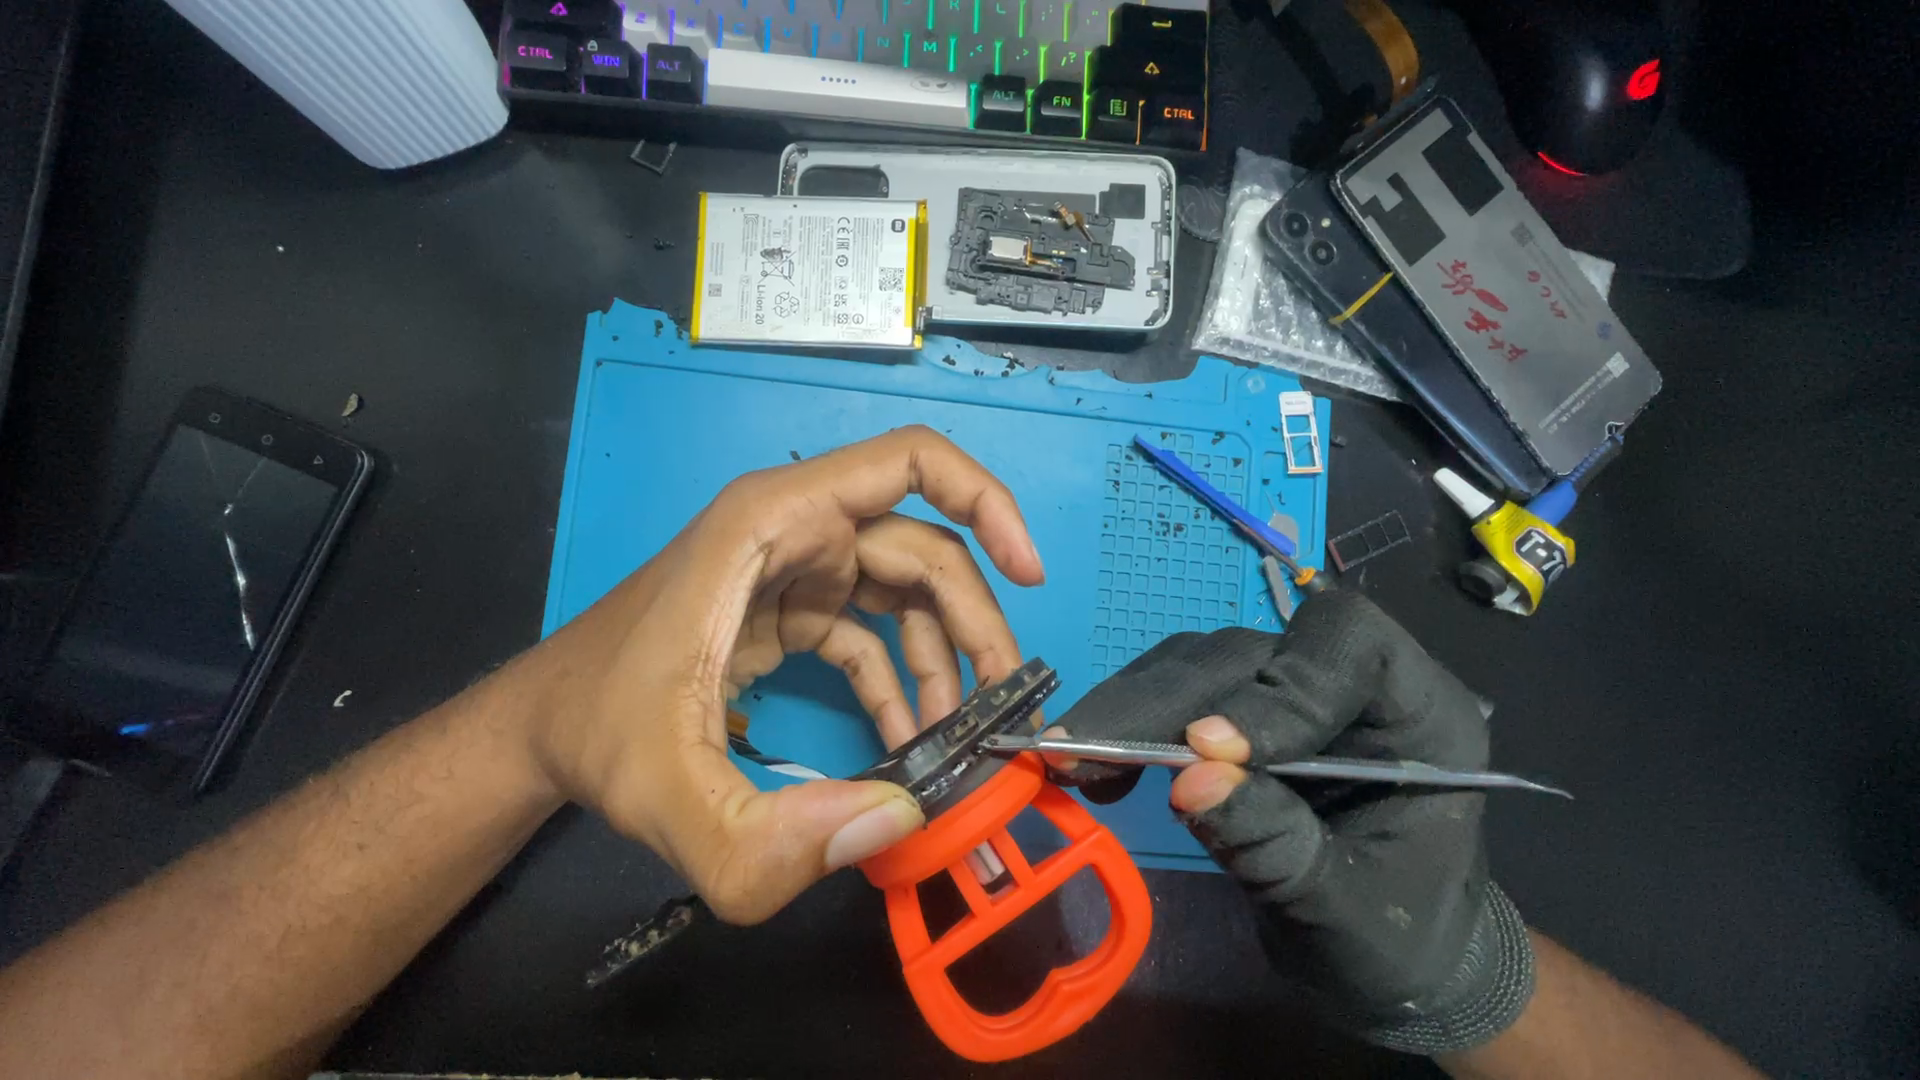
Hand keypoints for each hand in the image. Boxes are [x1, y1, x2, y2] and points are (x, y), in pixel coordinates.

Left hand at [514, 427, 1043, 922]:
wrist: (543, 730)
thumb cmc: (597, 729)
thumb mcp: (670, 795)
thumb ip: (769, 836)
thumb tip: (899, 821)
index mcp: (772, 522)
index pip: (906, 461)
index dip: (984, 499)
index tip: (1028, 572)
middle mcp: (795, 529)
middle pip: (926, 548)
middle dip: (974, 624)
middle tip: (1002, 704)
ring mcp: (797, 569)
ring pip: (909, 591)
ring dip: (944, 659)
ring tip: (958, 734)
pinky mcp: (794, 611)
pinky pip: (874, 633)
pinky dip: (903, 680)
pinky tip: (908, 738)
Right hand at [1048, 590, 1534, 1054]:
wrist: (1386, 953)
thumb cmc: (1398, 942)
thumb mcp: (1348, 914)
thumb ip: (1277, 846)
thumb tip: (1189, 781)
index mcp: (1416, 714)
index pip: (1346, 647)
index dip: (1277, 685)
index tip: (1208, 748)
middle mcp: (1344, 684)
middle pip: (1246, 652)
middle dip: (1164, 702)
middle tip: (1086, 746)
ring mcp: (1283, 691)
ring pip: (1196, 665)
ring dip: (1129, 707)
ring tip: (1074, 755)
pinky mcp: (1236, 713)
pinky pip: (1174, 695)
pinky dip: (1127, 723)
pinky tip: (1096, 758)